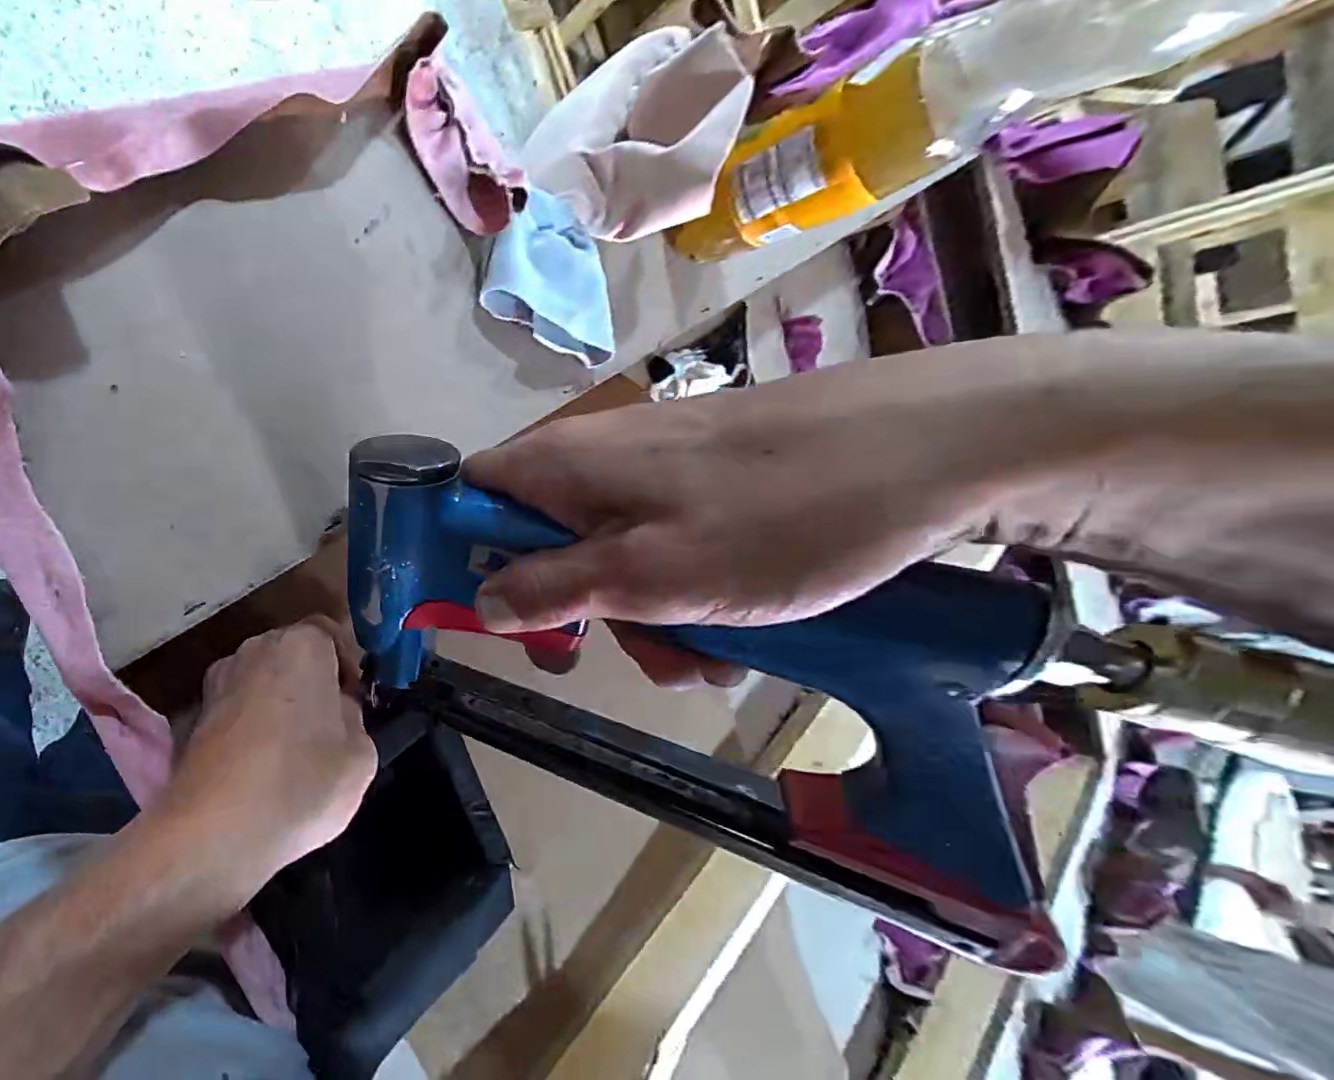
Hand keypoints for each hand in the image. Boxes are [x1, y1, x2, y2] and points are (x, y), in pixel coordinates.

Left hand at [162, 618, 376, 881]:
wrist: (214, 831)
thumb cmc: (301, 784)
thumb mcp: (361, 755)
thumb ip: (354, 717)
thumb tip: (335, 711)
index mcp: (302, 645)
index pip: (331, 632)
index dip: (347, 665)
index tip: (355, 701)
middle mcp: (256, 647)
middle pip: (293, 653)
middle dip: (312, 680)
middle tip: (328, 725)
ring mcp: (219, 679)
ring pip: (262, 679)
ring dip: (278, 701)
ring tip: (290, 749)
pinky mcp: (195, 713)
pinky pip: (237, 706)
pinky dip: (250, 724)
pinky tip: (258, 764)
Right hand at [464, 360, 1008, 685]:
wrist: (936, 451)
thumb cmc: (777, 516)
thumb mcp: (649, 575)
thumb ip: (551, 589)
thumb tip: (479, 601)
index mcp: (561, 463)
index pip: (468, 496)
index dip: (460, 553)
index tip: (484, 611)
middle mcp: (595, 458)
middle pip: (537, 537)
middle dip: (569, 606)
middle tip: (606, 649)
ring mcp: (654, 470)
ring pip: (605, 555)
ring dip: (637, 615)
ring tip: (700, 652)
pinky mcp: (703, 485)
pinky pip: (660, 548)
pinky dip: (680, 595)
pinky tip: (732, 627)